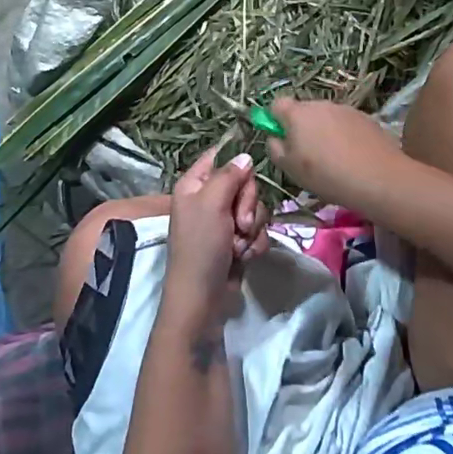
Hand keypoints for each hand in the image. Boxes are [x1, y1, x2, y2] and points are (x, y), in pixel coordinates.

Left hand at [162, 149, 268, 313]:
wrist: (203, 297)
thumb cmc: (200, 245)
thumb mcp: (211, 203)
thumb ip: (229, 175)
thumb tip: (245, 155)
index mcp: (194, 184)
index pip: (219, 156)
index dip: (237, 161)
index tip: (249, 171)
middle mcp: (209, 198)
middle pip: (244, 182)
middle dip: (247, 204)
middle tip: (238, 223)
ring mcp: (224, 221)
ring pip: (254, 207)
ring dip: (252, 228)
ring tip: (238, 245)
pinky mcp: (238, 240)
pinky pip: (257, 230)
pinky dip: (254, 243)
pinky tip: (245, 256)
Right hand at [265, 97, 402, 205]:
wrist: (378, 178)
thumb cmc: (325, 174)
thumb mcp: (289, 168)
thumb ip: (275, 147)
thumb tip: (275, 137)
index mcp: (297, 114)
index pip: (276, 104)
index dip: (275, 120)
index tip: (282, 139)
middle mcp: (320, 104)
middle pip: (303, 111)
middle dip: (301, 127)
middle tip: (308, 155)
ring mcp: (345, 109)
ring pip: (326, 117)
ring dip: (324, 131)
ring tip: (333, 159)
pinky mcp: (365, 118)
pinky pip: (345, 124)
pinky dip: (344, 135)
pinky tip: (352, 157)